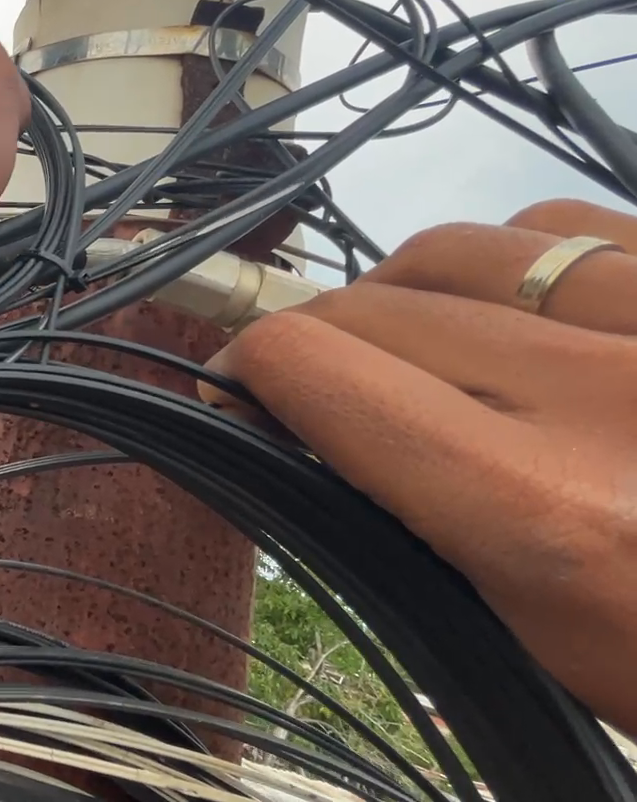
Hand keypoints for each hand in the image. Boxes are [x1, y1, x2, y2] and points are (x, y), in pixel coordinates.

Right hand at [206, 199, 636, 733]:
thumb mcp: (532, 623)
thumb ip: (387, 501)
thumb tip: (281, 407)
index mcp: (546, 515)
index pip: (300, 362)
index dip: (245, 370)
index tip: (246, 393)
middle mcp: (618, 399)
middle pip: (363, 303)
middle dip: (320, 342)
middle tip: (335, 387)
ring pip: (453, 247)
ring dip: (407, 294)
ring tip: (438, 343)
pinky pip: (566, 220)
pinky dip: (517, 261)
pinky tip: (540, 315)